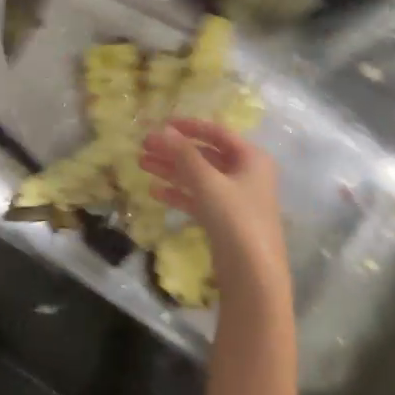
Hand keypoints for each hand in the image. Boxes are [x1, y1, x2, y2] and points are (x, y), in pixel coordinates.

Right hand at [141, 119, 287, 272]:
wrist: (252, 270)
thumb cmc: (235, 217)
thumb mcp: (207, 181)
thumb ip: (183, 154)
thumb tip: (161, 131)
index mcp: (251, 158)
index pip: (218, 133)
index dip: (190, 126)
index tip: (161, 123)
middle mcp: (245, 174)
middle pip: (205, 155)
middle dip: (174, 150)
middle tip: (144, 146)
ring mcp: (234, 198)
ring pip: (198, 177)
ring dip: (171, 170)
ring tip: (142, 165)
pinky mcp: (223, 219)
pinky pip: (197, 198)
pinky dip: (178, 193)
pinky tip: (154, 191)